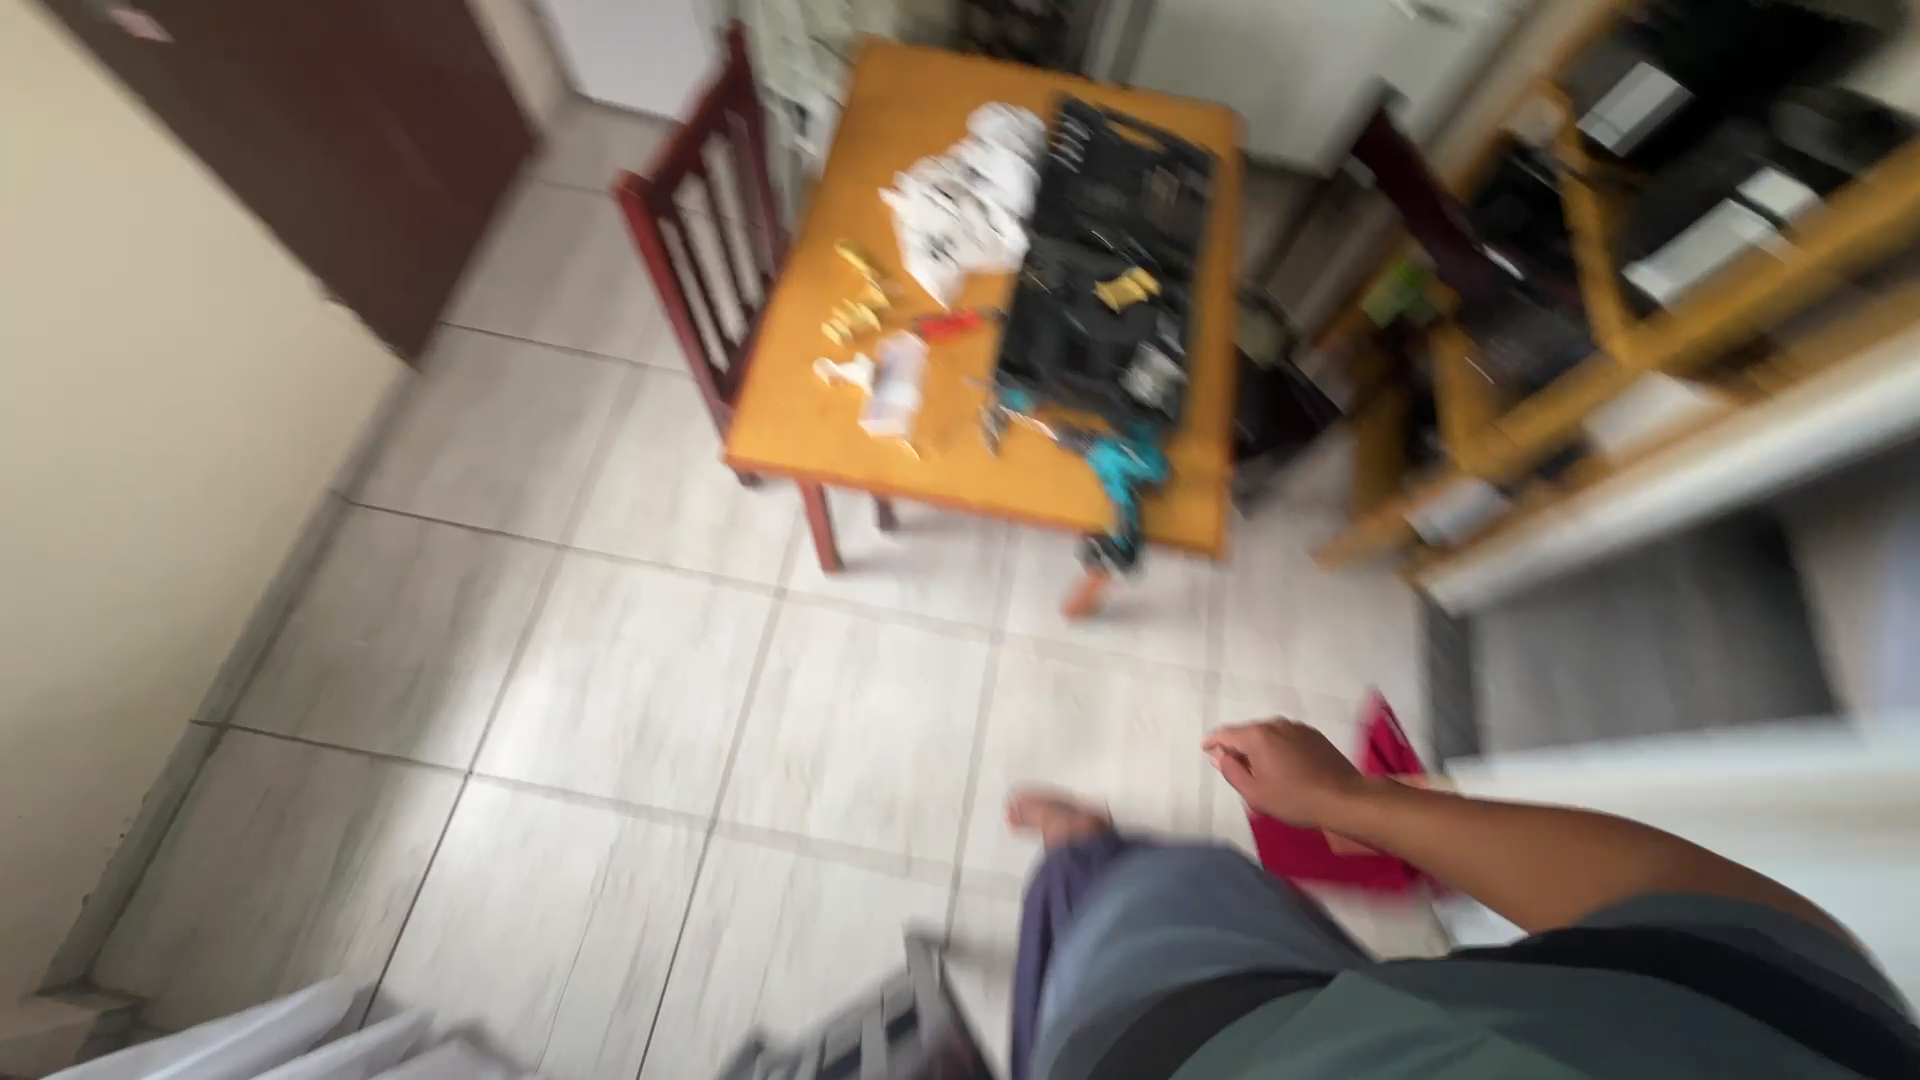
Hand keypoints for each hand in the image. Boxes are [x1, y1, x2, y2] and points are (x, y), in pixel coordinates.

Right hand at [1203, 719, 1364, 827]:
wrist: (1345, 799)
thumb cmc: (1295, 799)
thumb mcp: (1255, 794)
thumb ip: (1231, 771)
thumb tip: (1218, 756)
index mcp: (1256, 736)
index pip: (1225, 734)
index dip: (1212, 742)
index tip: (1205, 750)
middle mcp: (1274, 724)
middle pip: (1246, 733)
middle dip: (1237, 748)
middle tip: (1237, 769)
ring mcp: (1296, 728)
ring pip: (1267, 735)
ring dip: (1259, 748)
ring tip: (1262, 770)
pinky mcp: (1313, 735)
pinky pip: (1285, 737)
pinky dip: (1278, 748)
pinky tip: (1285, 767)